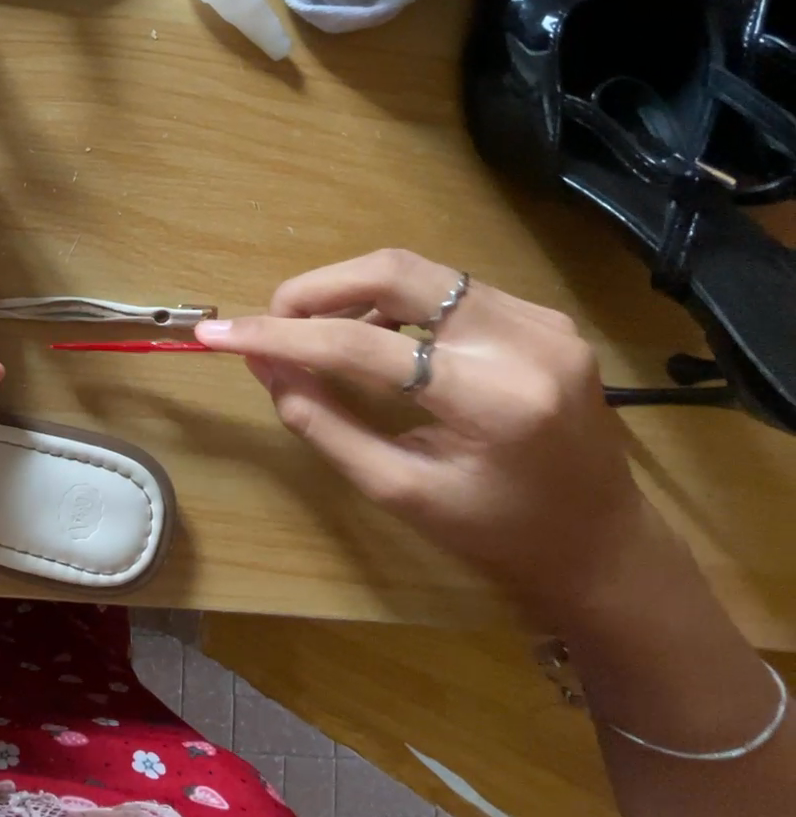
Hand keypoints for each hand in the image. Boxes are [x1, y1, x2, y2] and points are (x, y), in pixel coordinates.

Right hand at [194, 248, 651, 621]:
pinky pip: (440, 287)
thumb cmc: (494, 533)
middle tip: (269, 324)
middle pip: (392, 273)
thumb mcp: (394, 489)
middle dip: (312, 290)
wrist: (603, 546)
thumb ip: (320, 421)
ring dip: (345, 292)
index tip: (214, 333)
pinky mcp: (538, 317)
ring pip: (414, 270)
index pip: (358, 345)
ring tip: (309, 334)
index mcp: (494, 400)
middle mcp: (526, 341)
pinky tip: (364, 336)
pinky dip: (384, 302)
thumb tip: (262, 364)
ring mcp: (540, 321)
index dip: (276, 335)